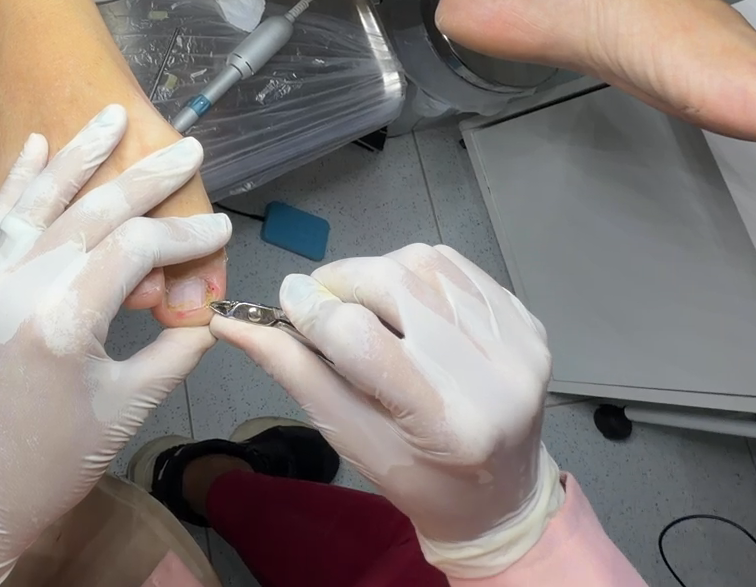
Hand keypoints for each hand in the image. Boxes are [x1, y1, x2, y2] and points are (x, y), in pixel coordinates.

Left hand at [0, 106, 229, 582]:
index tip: (222, 230)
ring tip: (112, 116)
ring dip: (79, 153)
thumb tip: (204, 311)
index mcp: (65, 320)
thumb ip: (172, 352)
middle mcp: (23, 283)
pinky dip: (20, 178)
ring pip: (41, 198)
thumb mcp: (123, 412)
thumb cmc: (48, 464)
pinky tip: (39, 144)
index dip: (185, 236)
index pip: (136, 250)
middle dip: (147, 176)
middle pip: (94, 211)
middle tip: (188, 148)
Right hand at [211, 243, 561, 576]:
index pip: (359, 336)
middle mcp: (492, 377)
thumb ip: (290, 370)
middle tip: (324, 305)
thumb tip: (229, 323)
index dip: (311, 311)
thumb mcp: (345, 434)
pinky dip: (414, 270)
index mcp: (444, 423)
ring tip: (370, 308)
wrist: (501, 495)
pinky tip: (410, 305)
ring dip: (376, 272)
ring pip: (418, 260)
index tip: (288, 306)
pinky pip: (451, 262)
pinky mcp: (526, 320)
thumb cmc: (414, 474)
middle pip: (390, 282)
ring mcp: (517, 344)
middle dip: (339, 281)